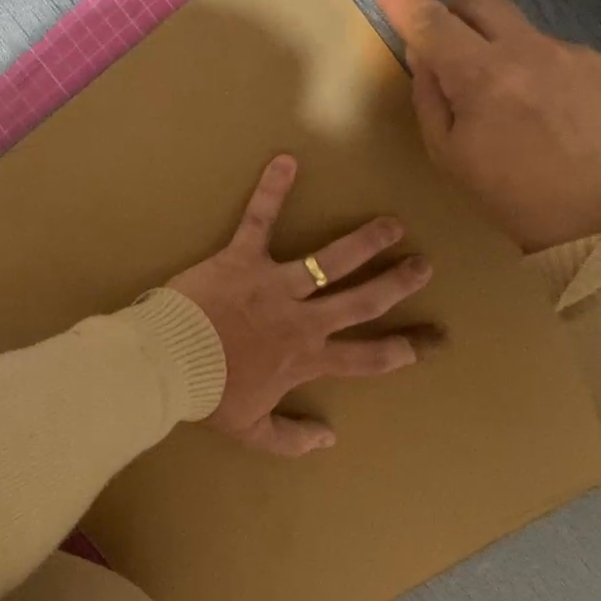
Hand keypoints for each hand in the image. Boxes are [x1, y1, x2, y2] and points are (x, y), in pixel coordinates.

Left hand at [167, 155, 433, 456]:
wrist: (168, 364)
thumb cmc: (208, 395)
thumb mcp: (251, 430)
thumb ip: (291, 438)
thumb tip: (328, 440)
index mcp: (306, 358)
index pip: (368, 358)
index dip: (404, 350)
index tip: (432, 341)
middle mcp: (302, 318)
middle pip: (362, 300)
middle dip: (397, 283)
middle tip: (422, 265)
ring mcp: (275, 285)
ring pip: (330, 259)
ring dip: (364, 240)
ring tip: (390, 223)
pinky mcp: (242, 259)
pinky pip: (258, 220)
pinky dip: (271, 190)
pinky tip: (285, 160)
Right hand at [361, 0, 600, 252]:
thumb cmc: (514, 197)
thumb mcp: (449, 156)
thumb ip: (431, 98)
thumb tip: (427, 57)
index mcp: (483, 77)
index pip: (429, 20)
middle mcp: (530, 50)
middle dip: (453, 13)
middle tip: (446, 54)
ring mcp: (574, 54)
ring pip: (518, 33)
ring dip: (499, 55)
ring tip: (513, 115)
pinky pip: (554, 57)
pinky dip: (538, 77)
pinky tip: (551, 121)